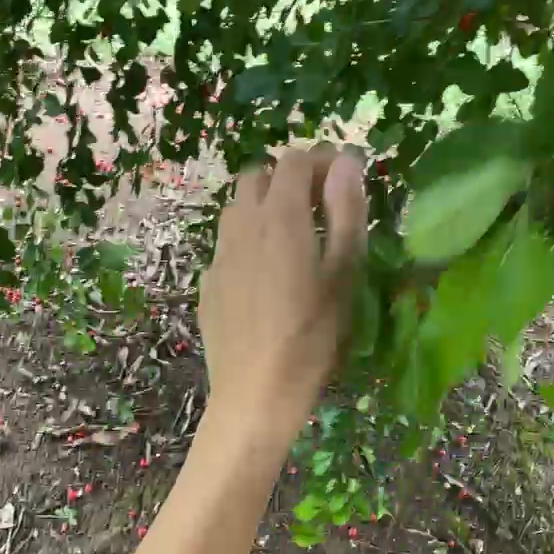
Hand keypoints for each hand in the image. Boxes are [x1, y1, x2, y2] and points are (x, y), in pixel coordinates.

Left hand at [197, 146, 365, 443]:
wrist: (255, 393)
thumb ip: (346, 212)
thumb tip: (346, 163)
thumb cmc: (311, 337)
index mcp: (280, 217)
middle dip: (286, 180)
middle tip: (315, 207)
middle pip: (257, 177)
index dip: (319, 160)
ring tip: (289, 241)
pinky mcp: (208, 286)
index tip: (340, 179)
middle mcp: (241, 226)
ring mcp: (218, 257)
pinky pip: (226, 249)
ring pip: (235, 211)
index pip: (294, 160)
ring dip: (262, 209)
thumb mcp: (343, 274)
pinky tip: (264, 280)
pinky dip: (246, 246)